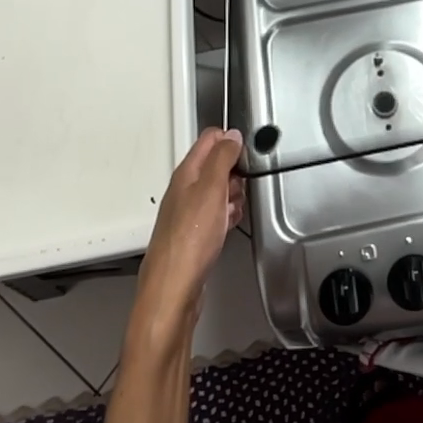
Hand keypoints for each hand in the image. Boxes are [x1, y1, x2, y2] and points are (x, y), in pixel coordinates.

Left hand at [136, 128, 245, 318]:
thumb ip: (222, 157)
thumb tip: (232, 135)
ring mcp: (188, 212)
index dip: (230, 139)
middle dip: (235, 172)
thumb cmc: (189, 241)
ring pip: (217, 190)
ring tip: (234, 208)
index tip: (247, 152)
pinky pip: (216, 213)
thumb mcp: (211, 189)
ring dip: (233, 195)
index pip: (209, 139)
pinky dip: (227, 215)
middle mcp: (184, 190)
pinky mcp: (194, 233)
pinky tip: (229, 224)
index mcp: (187, 173)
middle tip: (239, 187)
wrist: (174, 288)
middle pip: (215, 163)